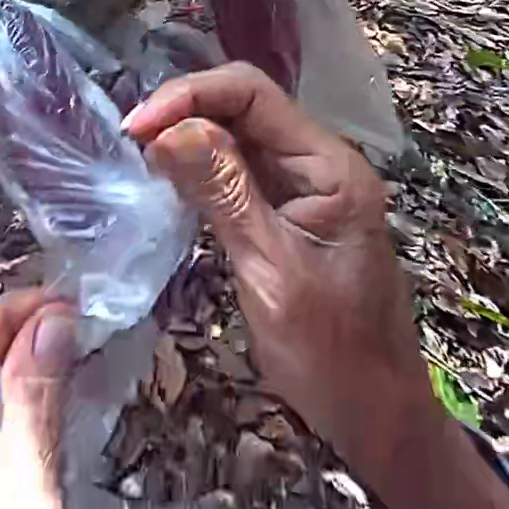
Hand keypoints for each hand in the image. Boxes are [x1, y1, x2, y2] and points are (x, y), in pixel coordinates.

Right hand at [122, 63, 508, 508]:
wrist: (376, 414)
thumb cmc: (332, 353)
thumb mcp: (271, 270)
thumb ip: (225, 193)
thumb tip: (169, 129)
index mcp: (329, 164)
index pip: (254, 94)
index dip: (191, 95)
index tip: (138, 124)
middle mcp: (316, 159)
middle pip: (244, 105)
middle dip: (185, 110)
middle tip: (131, 138)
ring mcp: (300, 182)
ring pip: (236, 133)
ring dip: (187, 134)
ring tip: (140, 151)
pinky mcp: (283, 205)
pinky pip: (235, 167)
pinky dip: (198, 165)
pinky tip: (168, 176)